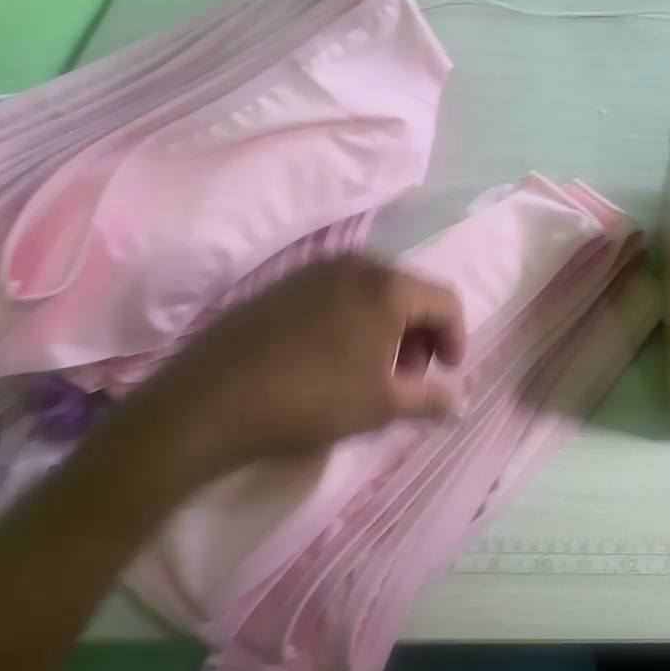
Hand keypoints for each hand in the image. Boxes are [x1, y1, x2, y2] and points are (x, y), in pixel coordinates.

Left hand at [124, 256, 466, 481]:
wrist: (209, 402)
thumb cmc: (310, 400)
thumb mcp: (380, 406)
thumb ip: (430, 399)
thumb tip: (460, 403)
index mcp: (388, 286)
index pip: (446, 301)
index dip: (456, 339)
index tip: (446, 375)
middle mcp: (357, 264)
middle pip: (410, 291)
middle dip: (419, 334)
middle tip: (407, 376)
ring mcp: (316, 269)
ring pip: (373, 291)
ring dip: (386, 327)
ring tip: (370, 370)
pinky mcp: (283, 282)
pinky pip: (338, 293)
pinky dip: (352, 319)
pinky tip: (330, 358)